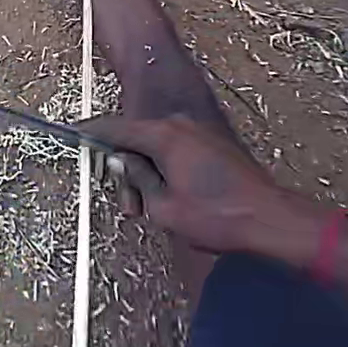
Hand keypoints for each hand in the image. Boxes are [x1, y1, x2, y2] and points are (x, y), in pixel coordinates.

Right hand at [77, 115, 317, 254]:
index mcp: (162, 135)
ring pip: (156, 144)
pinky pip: (174, 147)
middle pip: (135, 137)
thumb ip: (136, 181)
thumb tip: (122, 164)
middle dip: (123, 162)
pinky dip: (163, 164)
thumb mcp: (164, 208)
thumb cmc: (218, 217)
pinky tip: (168, 191)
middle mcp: (176, 126)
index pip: (114, 128)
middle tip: (120, 191)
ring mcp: (196, 132)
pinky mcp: (210, 144)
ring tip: (148, 202)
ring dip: (146, 167)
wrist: (274, 221)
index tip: (74, 134)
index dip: (91, 133)